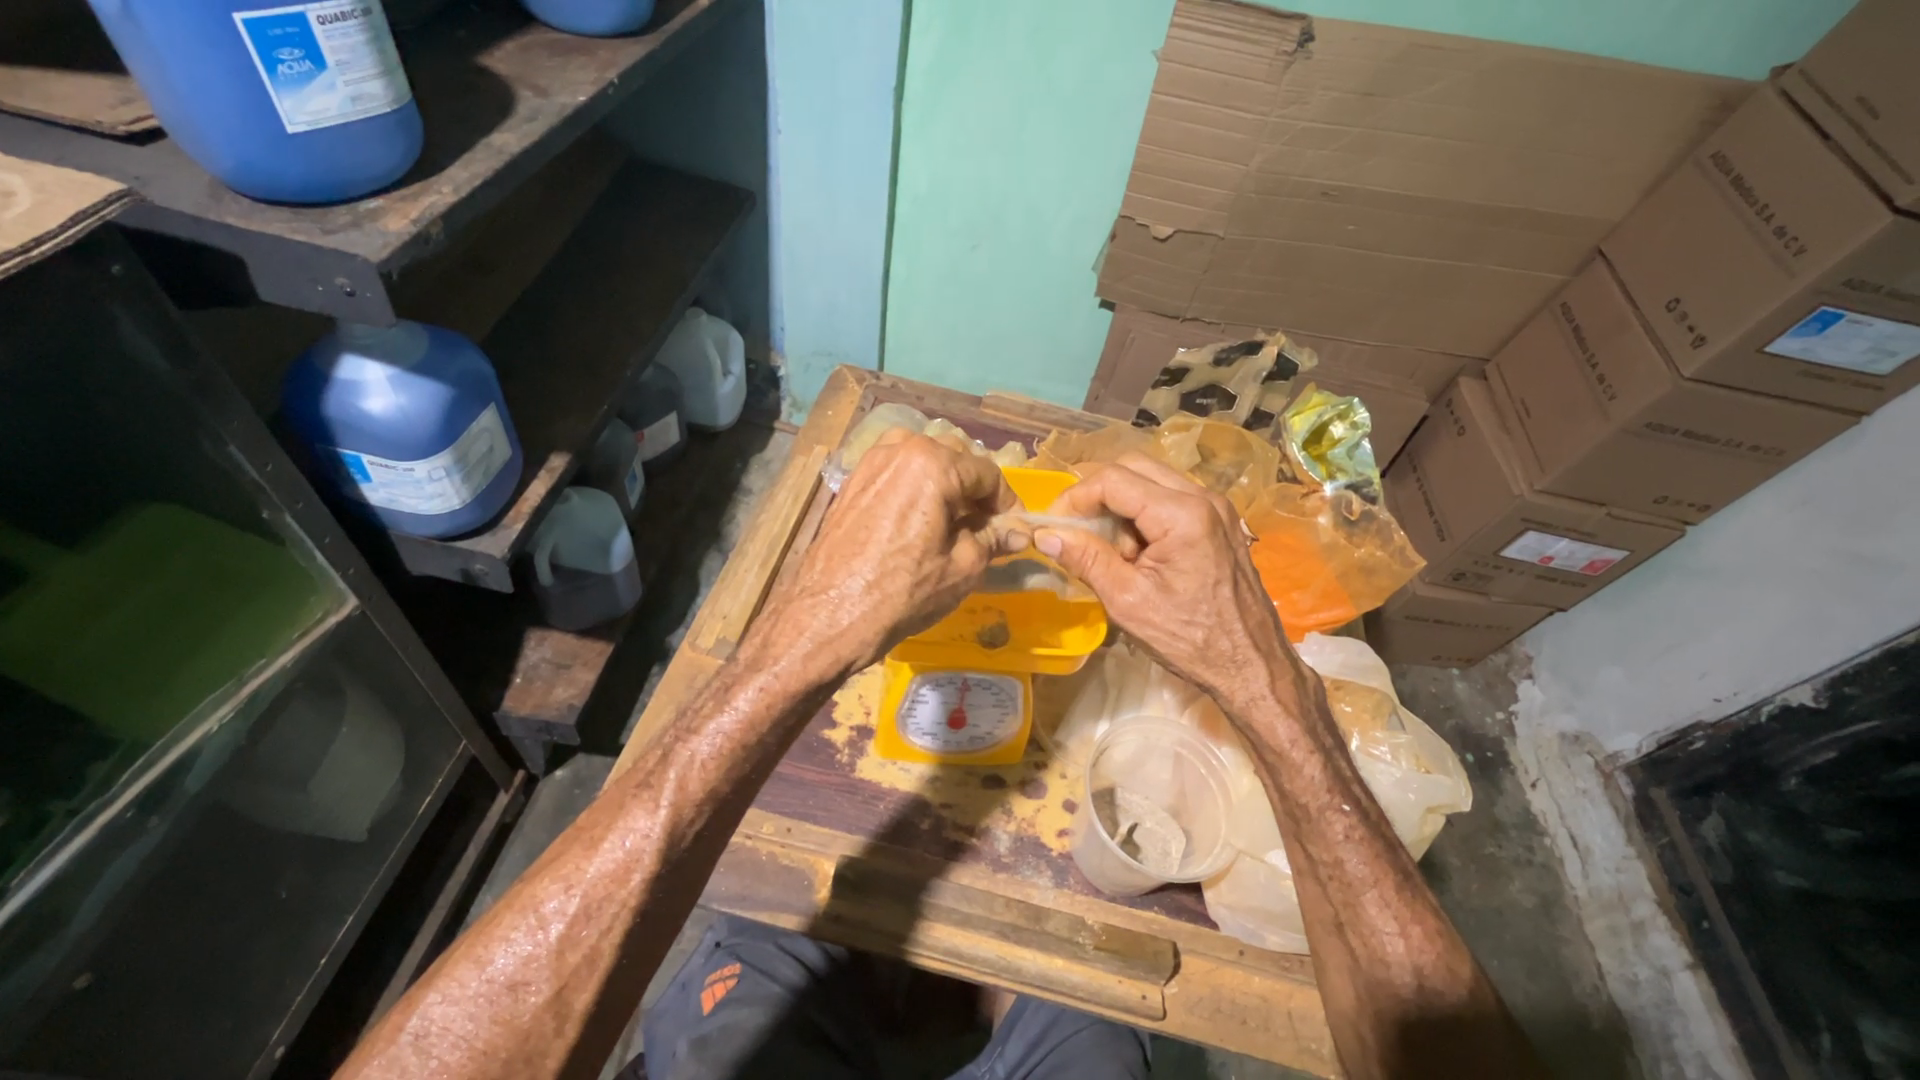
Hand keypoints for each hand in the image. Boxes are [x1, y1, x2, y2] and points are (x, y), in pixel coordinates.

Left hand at [752, 429, 1019, 674]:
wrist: (828, 616)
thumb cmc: (902, 592)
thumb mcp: (961, 568)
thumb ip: (993, 540)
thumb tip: (1018, 532)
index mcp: (933, 463)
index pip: (987, 473)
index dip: (1007, 503)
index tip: (1014, 529)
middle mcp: (900, 449)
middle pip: (955, 460)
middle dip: (975, 493)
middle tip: (986, 531)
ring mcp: (870, 462)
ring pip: (924, 463)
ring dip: (945, 488)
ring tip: (953, 528)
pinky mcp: (852, 482)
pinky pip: (897, 475)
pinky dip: (916, 492)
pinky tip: (920, 526)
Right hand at [1033, 454, 1306, 712]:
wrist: (1251, 665)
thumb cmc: (1189, 639)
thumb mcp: (1127, 601)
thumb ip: (1086, 559)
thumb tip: (1045, 535)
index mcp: (1182, 514)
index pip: (1113, 479)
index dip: (1075, 497)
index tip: (1054, 525)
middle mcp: (1204, 497)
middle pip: (1134, 466)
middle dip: (1097, 494)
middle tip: (1076, 530)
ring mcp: (1217, 507)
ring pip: (1153, 480)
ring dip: (1121, 504)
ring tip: (1108, 548)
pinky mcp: (1221, 522)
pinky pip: (1171, 498)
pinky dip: (1144, 514)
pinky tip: (1136, 552)